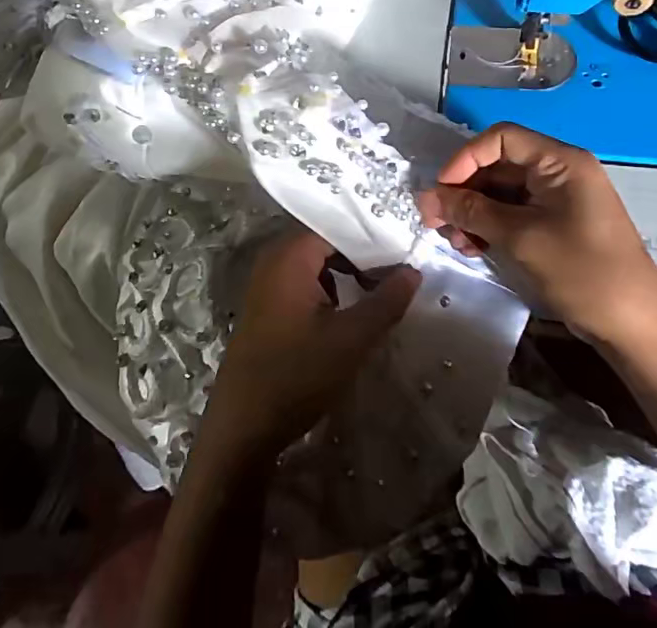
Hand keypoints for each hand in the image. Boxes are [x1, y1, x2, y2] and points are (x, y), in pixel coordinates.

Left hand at [202, 227, 420, 457]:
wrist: (243, 429)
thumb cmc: (297, 375)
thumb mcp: (352, 338)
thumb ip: (387, 300)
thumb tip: (413, 271)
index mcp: (289, 257)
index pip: (338, 226)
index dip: (373, 235)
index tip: (405, 249)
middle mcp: (274, 262)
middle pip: (327, 242)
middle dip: (364, 253)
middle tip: (398, 268)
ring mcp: (266, 286)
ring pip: (317, 263)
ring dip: (349, 272)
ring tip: (380, 289)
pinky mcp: (267, 308)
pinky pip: (305, 282)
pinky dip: (332, 288)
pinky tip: (350, 310)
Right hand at [417, 122, 656, 348]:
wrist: (632, 323)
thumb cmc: (581, 271)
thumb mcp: (521, 238)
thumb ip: (472, 212)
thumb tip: (429, 197)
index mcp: (561, 161)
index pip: (502, 138)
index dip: (466, 158)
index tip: (440, 190)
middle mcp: (561, 171)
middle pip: (501, 164)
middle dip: (466, 190)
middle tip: (435, 221)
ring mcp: (560, 198)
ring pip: (505, 191)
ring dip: (475, 211)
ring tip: (454, 240)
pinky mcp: (558, 223)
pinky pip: (517, 212)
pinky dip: (492, 225)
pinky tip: (473, 246)